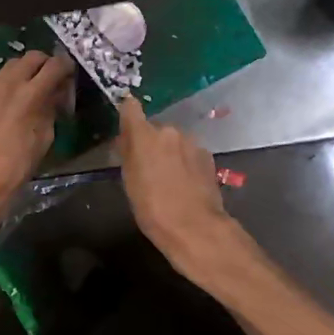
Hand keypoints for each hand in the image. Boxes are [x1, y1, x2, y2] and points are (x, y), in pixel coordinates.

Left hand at [0, 51, 73, 241]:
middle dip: (45, 64)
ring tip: (32, 88)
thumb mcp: (44, 136)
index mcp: (32, 93)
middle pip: (32, 56)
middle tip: (51, 79)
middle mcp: (10, 83)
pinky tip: (12, 101)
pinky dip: (10, 83)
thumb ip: (51, 108)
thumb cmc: (18, 164)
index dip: (66, 66)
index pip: (55, 65)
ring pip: (13, 64)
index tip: (70, 74)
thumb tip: (56, 92)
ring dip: (26, 70)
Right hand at [117, 97, 238, 268]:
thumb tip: (126, 136)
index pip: (131, 107)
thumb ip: (127, 152)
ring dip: (169, 151)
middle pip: (154, 128)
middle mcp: (169, 130)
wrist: (195, 227)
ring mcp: (191, 141)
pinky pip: (189, 152)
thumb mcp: (129, 180)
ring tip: (168, 178)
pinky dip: (185, 161)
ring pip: (174, 140)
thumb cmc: (152, 206)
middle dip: (150, 142)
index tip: (126, 128)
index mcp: (144, 134)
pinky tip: (185, 183)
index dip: (127, 114)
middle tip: (147, 166)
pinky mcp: (207, 155)